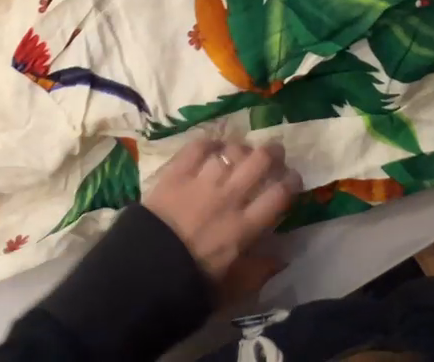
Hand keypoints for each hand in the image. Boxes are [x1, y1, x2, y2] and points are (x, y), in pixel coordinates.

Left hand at [143, 139, 301, 283]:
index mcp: (244, 229)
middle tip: (275, 153)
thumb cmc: (188, 289)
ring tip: (242, 150)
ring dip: (241, 148)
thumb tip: (283, 256)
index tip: (294, 178)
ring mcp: (201, 182)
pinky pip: (197, 147)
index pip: (279, 195)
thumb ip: (259, 272)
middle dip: (273, 153)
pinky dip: (209, 142)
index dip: (292, 182)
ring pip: (231, 151)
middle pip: (259, 162)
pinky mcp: (175, 174)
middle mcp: (228, 199)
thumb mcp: (231, 291)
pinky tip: (213, 145)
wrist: (139, 279)